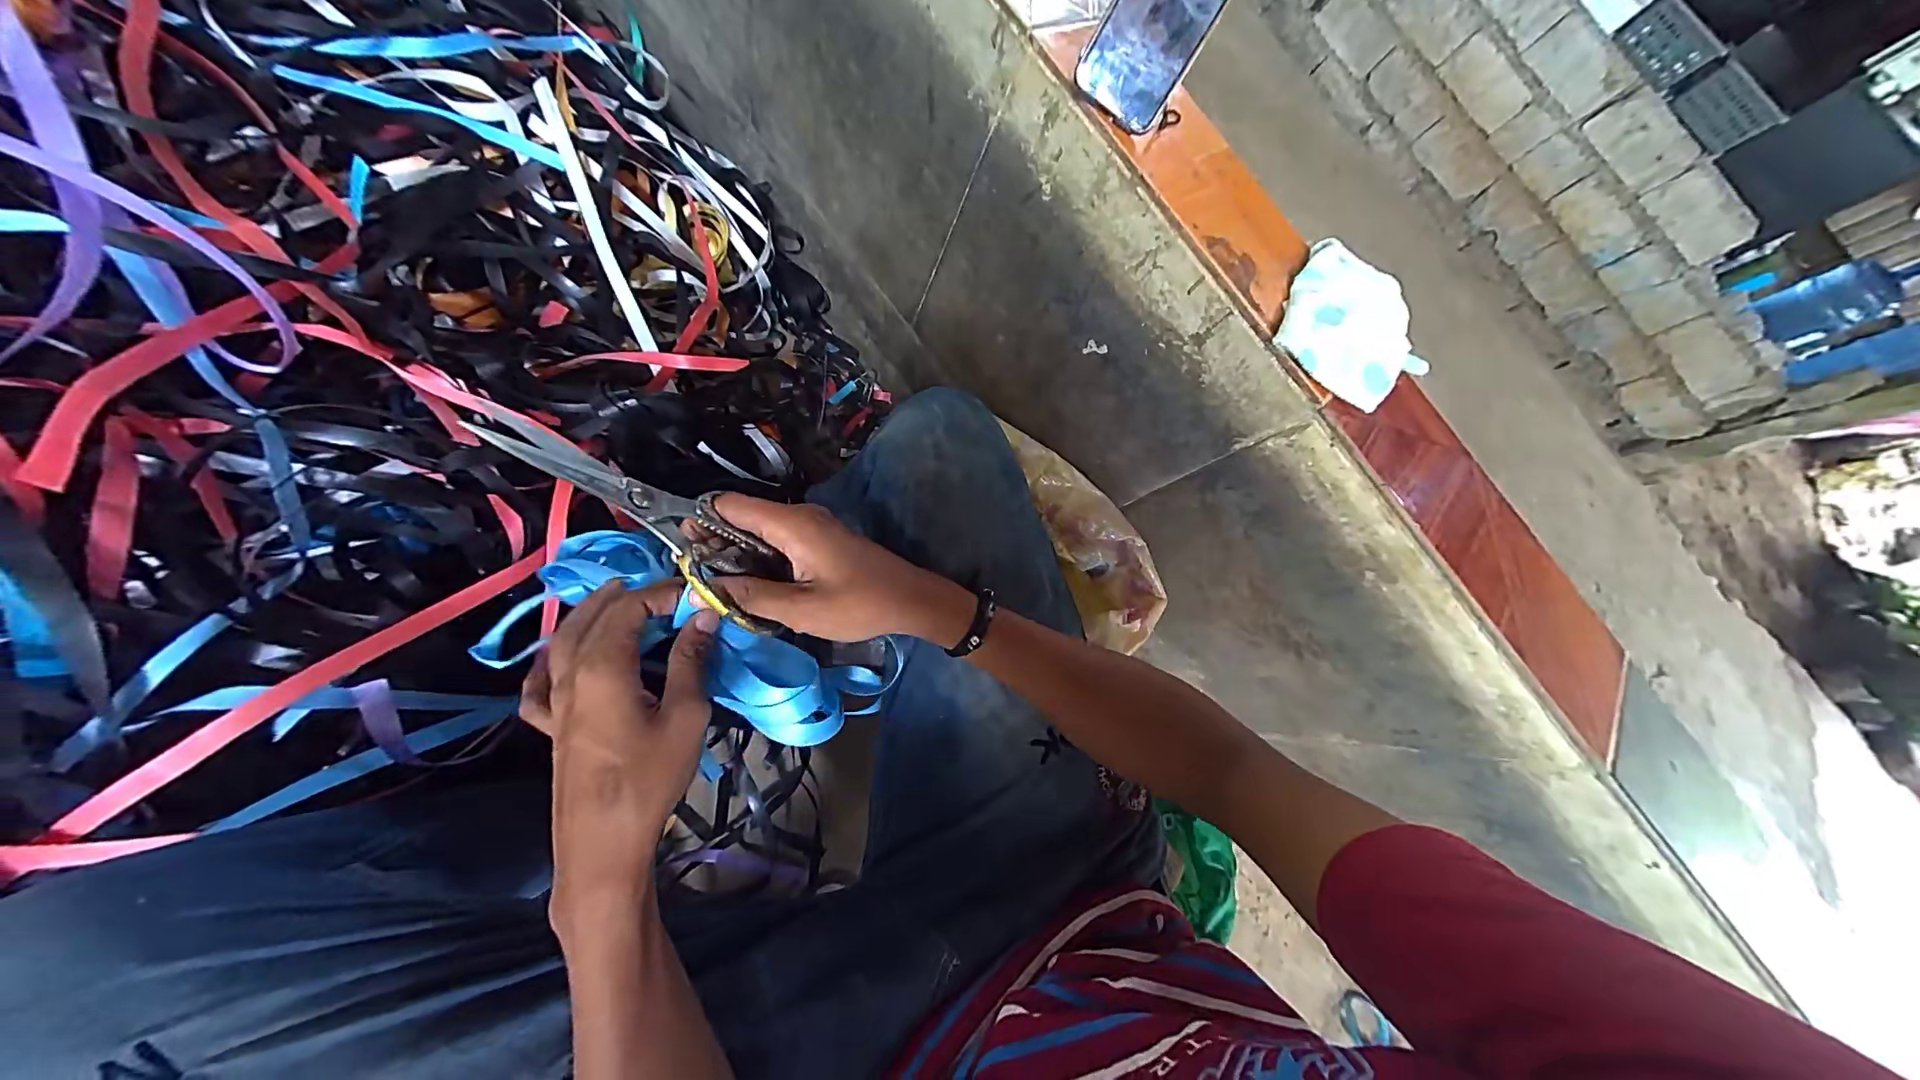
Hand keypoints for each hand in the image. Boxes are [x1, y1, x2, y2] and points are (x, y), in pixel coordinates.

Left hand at [520, 580, 716, 910]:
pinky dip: (551, 660)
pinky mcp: (550, 726)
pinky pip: (541, 682)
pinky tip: (558, 658)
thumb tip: (703, 616)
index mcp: (603, 667)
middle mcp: (570, 675)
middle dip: (627, 595)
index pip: (629, 608)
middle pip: (593, 617)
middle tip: (662, 590)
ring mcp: (555, 701)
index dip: (663, 593)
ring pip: (563, 641)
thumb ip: (692, 662)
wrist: (603, 843)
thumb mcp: (685, 716)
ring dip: (590, 614)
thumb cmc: (650, 778)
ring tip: (616, 600)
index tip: (695, 596)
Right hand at [706, 494, 975, 645]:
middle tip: (697, 579)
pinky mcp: (821, 541)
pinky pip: (779, 543)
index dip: (700, 523)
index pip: (730, 505)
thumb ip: (750, 597)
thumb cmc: (860, 605)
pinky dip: (761, 560)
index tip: (682, 551)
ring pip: (760, 532)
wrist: (912, 600)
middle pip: (742, 518)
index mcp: (792, 524)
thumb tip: (702, 592)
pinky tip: (753, 587)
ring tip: (719, 588)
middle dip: (715, 544)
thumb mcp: (802, 610)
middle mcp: (800, 517)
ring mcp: (812, 527)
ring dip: (738, 556)